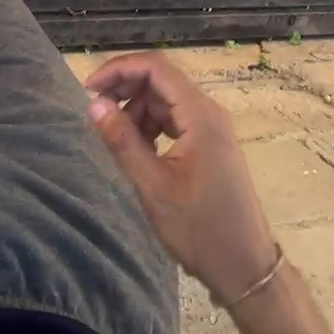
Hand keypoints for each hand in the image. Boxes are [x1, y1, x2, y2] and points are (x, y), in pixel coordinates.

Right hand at [84, 52, 280, 302]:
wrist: (245, 266)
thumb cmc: (200, 228)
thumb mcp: (153, 186)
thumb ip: (123, 140)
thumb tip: (94, 104)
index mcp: (199, 113)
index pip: (155, 67)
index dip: (119, 69)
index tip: (88, 89)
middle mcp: (208, 111)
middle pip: (160, 79)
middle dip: (125, 88)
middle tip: (96, 111)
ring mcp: (211, 127)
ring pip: (165, 99)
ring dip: (137, 110)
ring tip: (116, 138)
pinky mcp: (209, 143)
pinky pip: (174, 119)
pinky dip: (151, 126)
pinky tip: (137, 149)